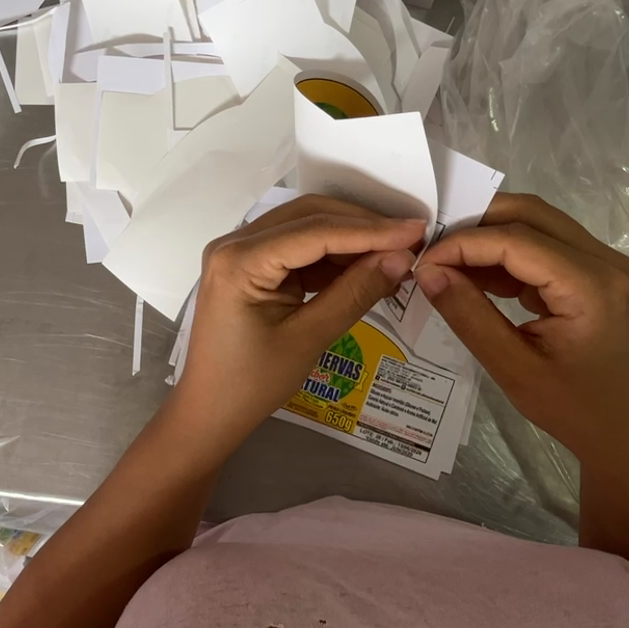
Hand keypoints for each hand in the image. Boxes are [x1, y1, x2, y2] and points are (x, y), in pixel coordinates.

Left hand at [170, 195, 421, 453]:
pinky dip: (331, 256)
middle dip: (361, 227)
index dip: (370, 229)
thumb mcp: (309, 338)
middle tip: (411, 241)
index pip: (315, 231)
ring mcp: (238, 252)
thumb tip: (401, 259)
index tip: (417, 231)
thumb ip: (355, 293)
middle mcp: (234, 244)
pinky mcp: (248, 266)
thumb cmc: (252, 384)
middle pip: (309, 217)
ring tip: (395, 256)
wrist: (211, 411)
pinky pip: (296, 249)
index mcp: (240, 260)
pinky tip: (365, 267)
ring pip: (305, 228)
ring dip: (349, 240)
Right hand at [414, 193, 628, 457]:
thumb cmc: (572, 408)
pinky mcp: (596, 273)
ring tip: (447, 262)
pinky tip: (475, 276)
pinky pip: (545, 246)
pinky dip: (507, 254)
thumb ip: (469, 316)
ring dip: (490, 236)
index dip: (463, 243)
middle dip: (475, 223)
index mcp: (592, 286)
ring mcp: (605, 264)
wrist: (624, 431)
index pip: (517, 240)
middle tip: (432, 248)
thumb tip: (427, 272)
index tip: (423, 262)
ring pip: (538, 223)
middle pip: (531, 214)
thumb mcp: (512, 368)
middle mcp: (606, 261)